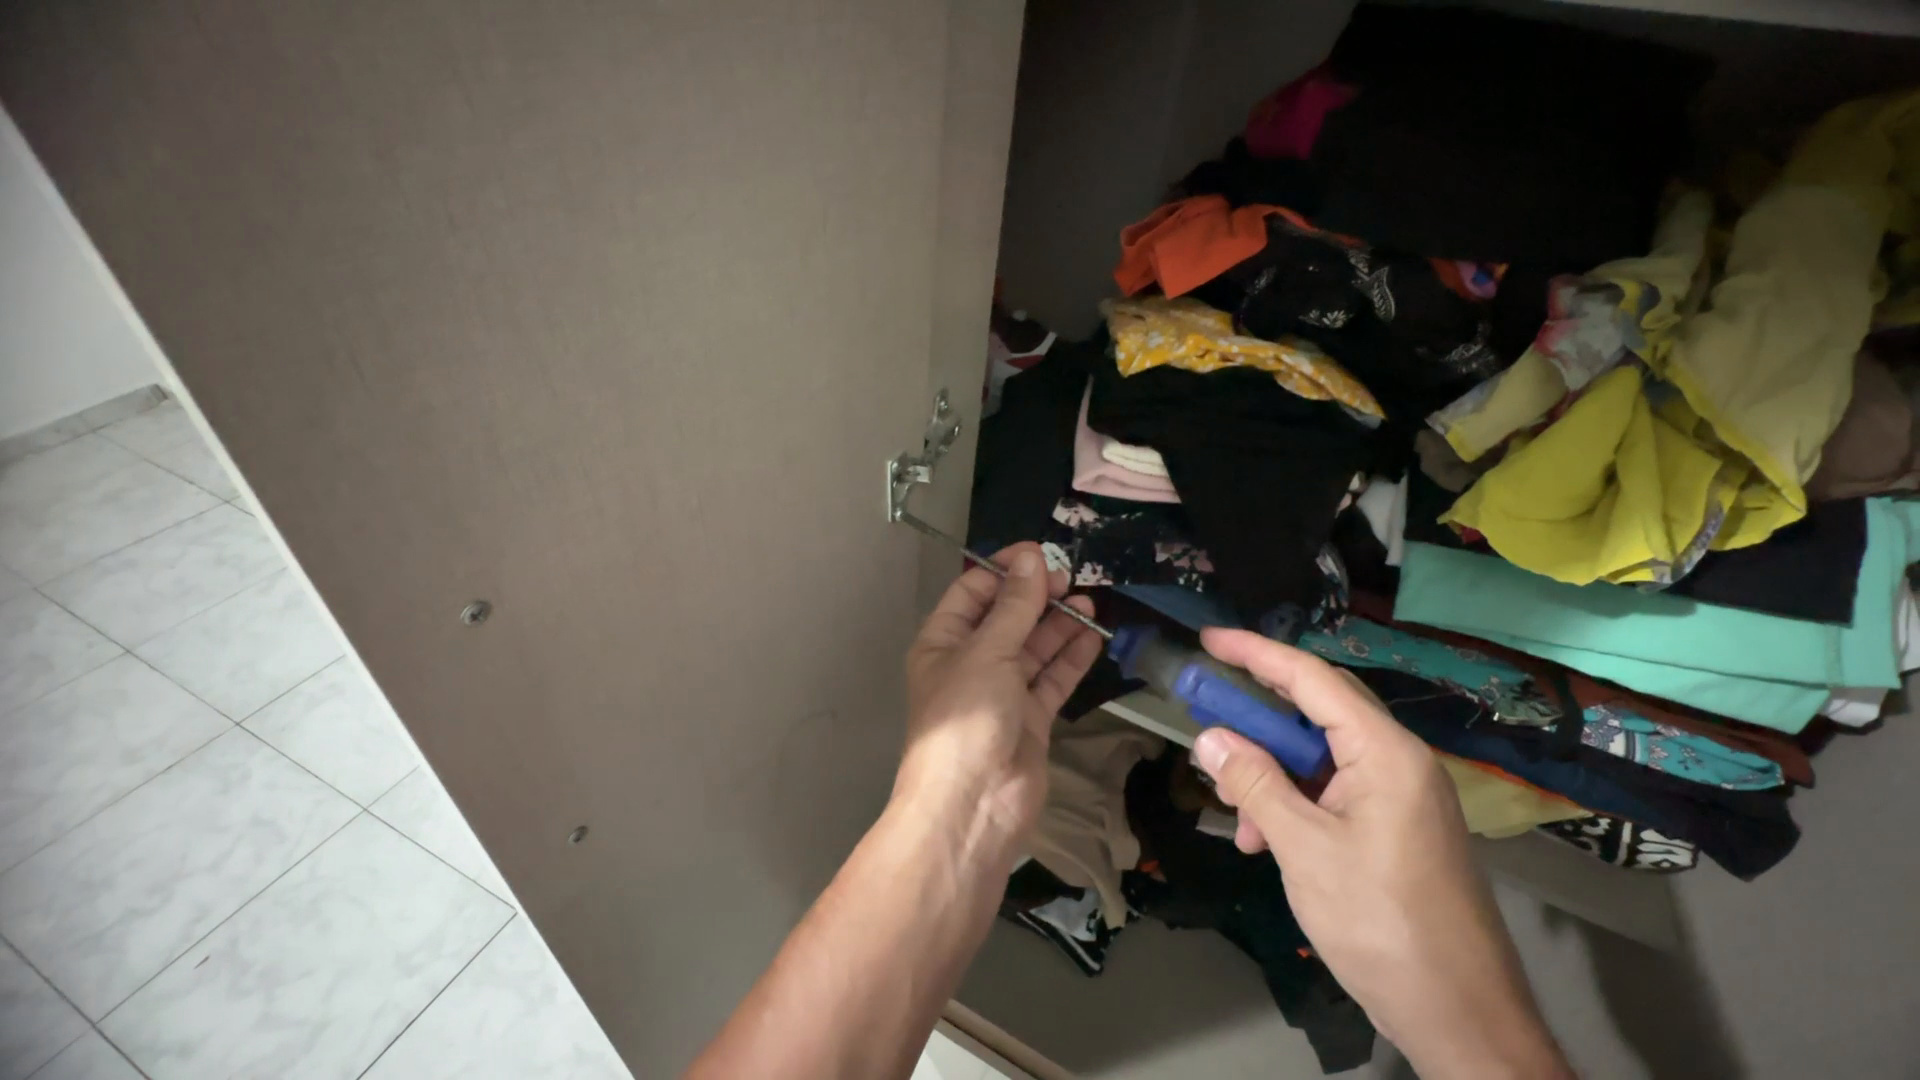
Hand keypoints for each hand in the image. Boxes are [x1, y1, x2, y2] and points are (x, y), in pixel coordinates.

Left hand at [898, 542, 1103, 854]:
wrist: (973, 805)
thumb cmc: (967, 718)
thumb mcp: (986, 653)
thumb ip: (1014, 607)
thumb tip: (1031, 559)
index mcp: (943, 643)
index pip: (972, 592)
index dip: (1003, 570)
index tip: (1039, 554)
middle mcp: (970, 663)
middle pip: (1005, 618)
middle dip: (1035, 596)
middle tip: (1070, 578)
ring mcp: (1001, 693)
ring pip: (1033, 648)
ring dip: (1058, 625)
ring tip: (1088, 601)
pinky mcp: (1030, 719)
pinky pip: (1052, 679)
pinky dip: (1071, 659)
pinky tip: (1093, 636)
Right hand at [1191, 628, 1571, 1079]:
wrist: (1462, 1017)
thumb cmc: (1382, 924)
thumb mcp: (1304, 850)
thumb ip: (1255, 785)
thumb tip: (1210, 737)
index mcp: (1385, 753)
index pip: (1312, 680)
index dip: (1257, 653)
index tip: (1209, 638)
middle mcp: (1397, 762)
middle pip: (1316, 712)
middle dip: (1256, 716)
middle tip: (1204, 713)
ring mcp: (1399, 796)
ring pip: (1319, 757)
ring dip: (1269, 772)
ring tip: (1233, 808)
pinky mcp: (1394, 828)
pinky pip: (1332, 792)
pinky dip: (1292, 803)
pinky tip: (1262, 839)